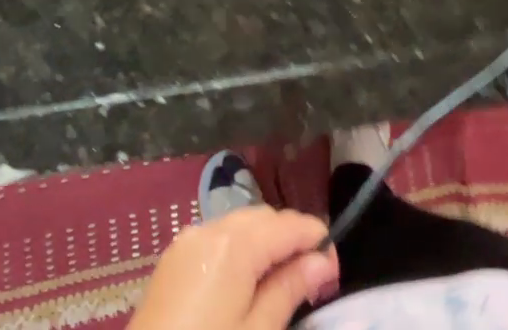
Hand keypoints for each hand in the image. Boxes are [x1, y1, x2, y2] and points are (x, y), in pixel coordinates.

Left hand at [128, 207, 340, 329]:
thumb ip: (290, 289)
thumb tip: (322, 260)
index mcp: (235, 244)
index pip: (290, 224)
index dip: (318, 242)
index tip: (334, 272)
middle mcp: (210, 228)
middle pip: (265, 218)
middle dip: (292, 240)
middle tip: (313, 280)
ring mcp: (187, 241)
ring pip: (240, 226)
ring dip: (266, 243)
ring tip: (283, 282)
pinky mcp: (173, 259)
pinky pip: (217, 239)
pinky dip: (240, 250)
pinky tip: (248, 282)